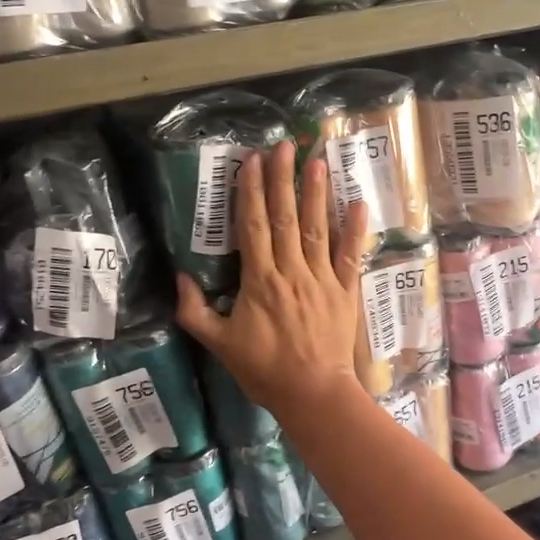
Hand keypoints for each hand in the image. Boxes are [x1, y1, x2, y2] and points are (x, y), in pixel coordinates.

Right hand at [176, 141, 367, 415]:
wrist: (312, 394)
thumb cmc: (264, 371)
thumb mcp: (219, 344)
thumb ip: (195, 310)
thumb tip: (180, 276)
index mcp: (260, 281)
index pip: (253, 227)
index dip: (251, 192)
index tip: (251, 161)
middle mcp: (292, 271)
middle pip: (286, 218)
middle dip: (283, 180)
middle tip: (284, 146)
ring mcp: (322, 279)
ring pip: (317, 229)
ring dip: (317, 194)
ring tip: (316, 161)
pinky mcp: (346, 292)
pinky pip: (351, 256)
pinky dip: (355, 230)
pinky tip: (359, 203)